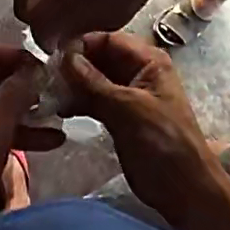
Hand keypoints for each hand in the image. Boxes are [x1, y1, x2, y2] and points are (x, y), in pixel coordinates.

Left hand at [0, 45, 64, 229]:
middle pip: (0, 78)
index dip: (21, 58)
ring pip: (5, 104)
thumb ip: (16, 95)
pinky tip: (54, 139)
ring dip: (32, 110)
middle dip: (30, 84)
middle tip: (62, 88)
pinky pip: (3, 127)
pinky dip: (25, 132)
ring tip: (63, 111)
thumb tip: (37, 68)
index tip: (50, 67)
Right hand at [58, 33, 220, 220]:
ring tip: (48, 94)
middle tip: (45, 77)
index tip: (52, 55)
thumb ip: (93, 82)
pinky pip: (95, 99)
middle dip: (74, 65)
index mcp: (149, 61)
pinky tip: (59, 110)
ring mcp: (129, 95)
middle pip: (100, 57)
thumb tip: (64, 57)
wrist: (184, 191)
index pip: (109, 39)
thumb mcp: (127, 109)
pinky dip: (79, 102)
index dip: (82, 44)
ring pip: (95, 79)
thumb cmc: (162, 143)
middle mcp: (139, 72)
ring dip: (73, 85)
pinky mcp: (120, 116)